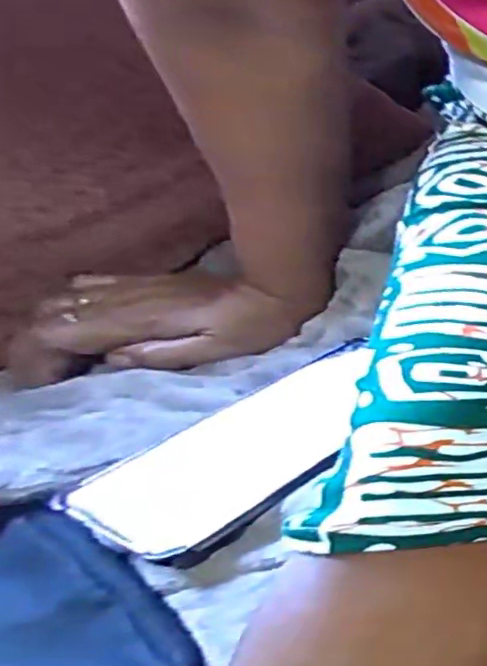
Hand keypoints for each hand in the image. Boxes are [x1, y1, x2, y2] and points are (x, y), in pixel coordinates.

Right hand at [9, 265, 328, 385]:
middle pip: (46, 318)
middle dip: (36, 348)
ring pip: (56, 302)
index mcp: (136, 319)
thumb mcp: (220, 349)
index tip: (47, 383)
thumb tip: (113, 359)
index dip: (41, 359)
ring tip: (63, 358)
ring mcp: (125, 287)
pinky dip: (66, 310)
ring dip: (48, 329)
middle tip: (51, 375)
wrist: (272, 290)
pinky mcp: (137, 282)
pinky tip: (82, 328)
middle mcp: (119, 298)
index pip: (57, 334)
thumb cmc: (255, 325)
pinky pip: (80, 289)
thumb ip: (167, 355)